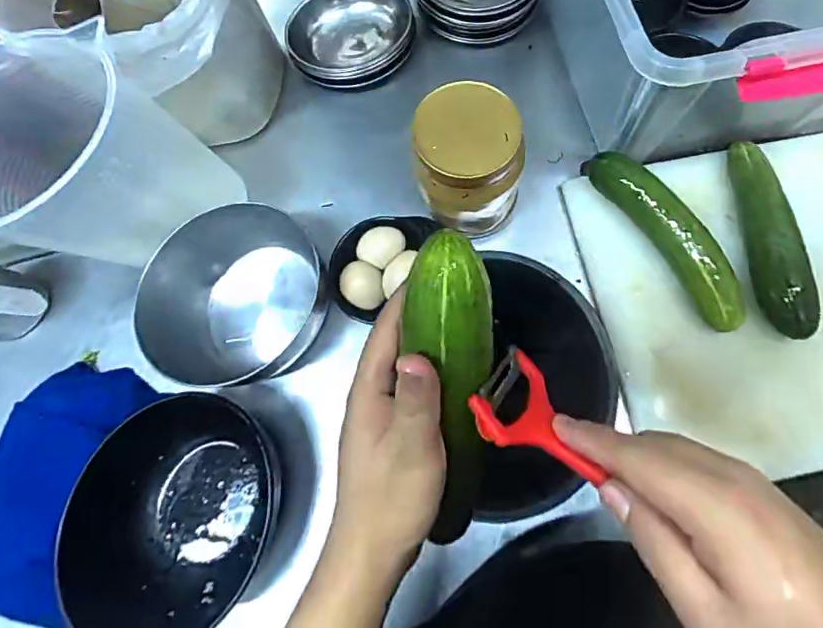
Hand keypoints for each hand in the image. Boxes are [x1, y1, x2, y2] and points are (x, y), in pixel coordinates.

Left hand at [285, 290, 443, 627]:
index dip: (402, 300)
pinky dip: (428, 372)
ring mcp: (377, 413)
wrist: (371, 548)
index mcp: (368, 387)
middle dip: (415, 315)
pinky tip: (450, 377)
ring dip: (422, 342)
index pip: (384, 331)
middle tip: (448, 296)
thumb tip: (417, 352)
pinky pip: (408, 388)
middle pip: (390, 343)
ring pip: (400, 365)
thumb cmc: (391, 495)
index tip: (424, 273)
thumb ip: (414, 397)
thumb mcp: (410, 444)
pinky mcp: (389, 431)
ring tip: (454, 327)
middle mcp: (368, 393)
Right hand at [556, 418, 822, 627]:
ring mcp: (755, 481)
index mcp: (718, 507)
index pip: (639, 459)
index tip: (555, 424)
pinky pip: (698, 459)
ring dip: (636, 449)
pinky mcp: (766, 491)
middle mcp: (734, 477)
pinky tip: (651, 476)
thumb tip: (612, 488)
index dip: (594, 439)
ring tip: (599, 458)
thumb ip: (655, 543)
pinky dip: (663, 458)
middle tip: (568, 444)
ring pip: (677, 448)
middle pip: (656, 446)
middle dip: (611, 441)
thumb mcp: (708, 614)